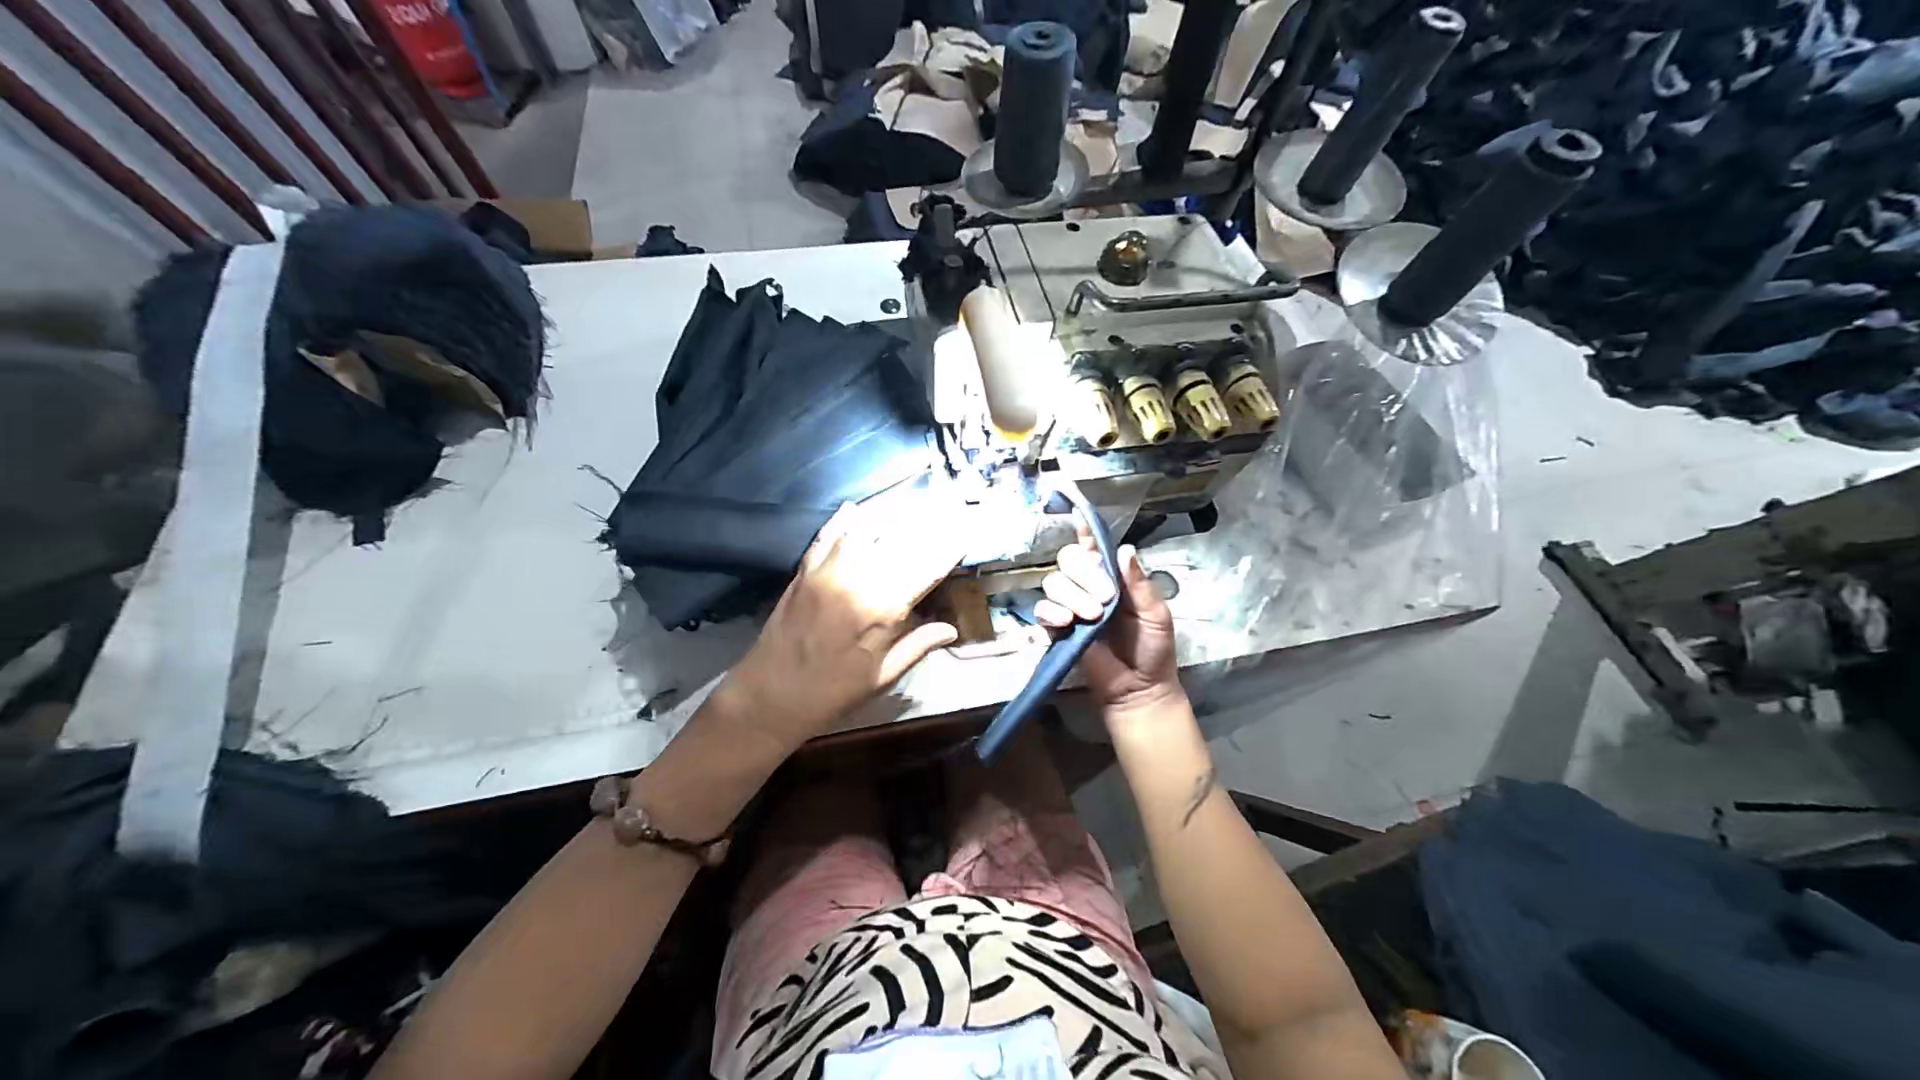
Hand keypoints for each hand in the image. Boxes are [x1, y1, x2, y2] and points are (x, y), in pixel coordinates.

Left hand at [719, 492, 966, 751]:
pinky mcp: (804, 572)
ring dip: (887, 513)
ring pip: (863, 530)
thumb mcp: (881, 677)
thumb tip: (951, 630)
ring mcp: (827, 571)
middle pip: (899, 541)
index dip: (947, 549)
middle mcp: (858, 580)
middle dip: (925, 525)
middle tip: (945, 507)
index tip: (965, 532)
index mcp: (882, 610)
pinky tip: (854, 507)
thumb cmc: (831, 694)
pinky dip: (842, 520)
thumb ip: (916, 646)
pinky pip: (826, 536)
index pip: (925, 569)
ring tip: (907, 499)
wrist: (768, 697)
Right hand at [1035, 540, 1184, 721]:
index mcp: (1112, 578)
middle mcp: (1087, 586)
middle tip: (1105, 599)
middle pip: (1069, 560)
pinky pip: (1042, 609)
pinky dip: (1051, 612)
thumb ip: (1138, 583)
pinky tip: (1066, 622)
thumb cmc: (1152, 649)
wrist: (1139, 688)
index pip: (1094, 547)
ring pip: (1055, 582)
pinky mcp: (1056, 628)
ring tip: (1091, 617)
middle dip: (1085, 574)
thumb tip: (1125, 550)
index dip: (1085, 530)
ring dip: (1072, 595)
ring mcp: (1070, 606)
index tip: (1077, 513)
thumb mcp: (1155, 614)